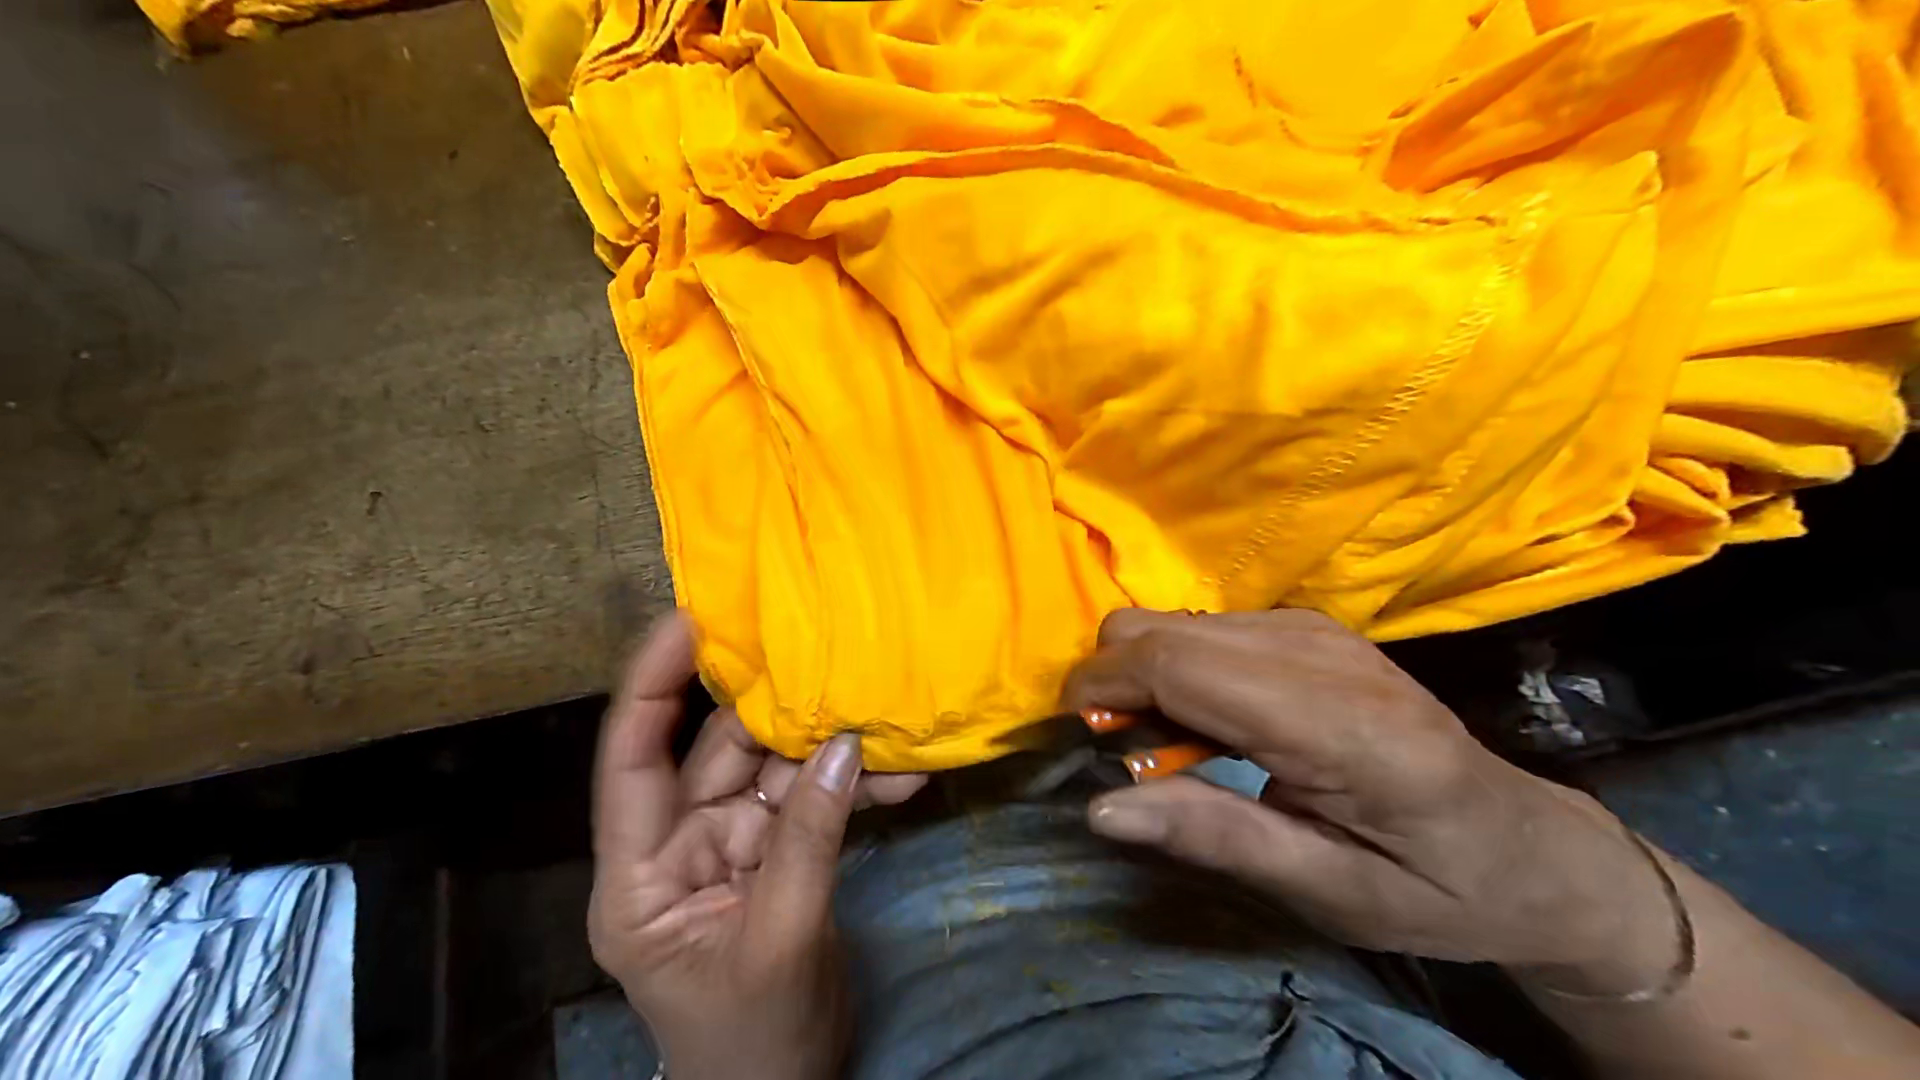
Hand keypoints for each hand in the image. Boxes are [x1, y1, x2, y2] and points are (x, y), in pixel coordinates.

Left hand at [588, 613, 925, 1079]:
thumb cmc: (752, 1038)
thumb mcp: (779, 942)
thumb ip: (809, 842)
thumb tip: (843, 746)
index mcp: (642, 876)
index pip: (630, 763)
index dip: (652, 686)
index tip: (686, 621)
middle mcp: (682, 845)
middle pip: (721, 754)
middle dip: (775, 711)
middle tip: (825, 657)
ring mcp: (734, 844)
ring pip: (777, 771)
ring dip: (828, 750)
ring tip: (882, 717)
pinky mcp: (779, 851)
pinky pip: (813, 803)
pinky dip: (852, 789)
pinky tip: (902, 778)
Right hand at [1062, 609, 1679, 991]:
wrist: (1528, 843)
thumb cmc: (1438, 887)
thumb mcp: (1329, 892)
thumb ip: (1215, 838)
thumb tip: (1100, 807)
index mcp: (1335, 722)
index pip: (1178, 666)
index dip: (1103, 690)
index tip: (1078, 741)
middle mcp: (1316, 650)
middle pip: (1157, 627)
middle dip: (1111, 681)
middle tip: (1127, 755)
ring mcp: (1309, 628)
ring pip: (1167, 619)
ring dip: (1140, 675)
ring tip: (1169, 744)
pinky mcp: (1301, 624)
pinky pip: (1196, 625)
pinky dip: (1172, 666)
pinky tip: (1205, 720)